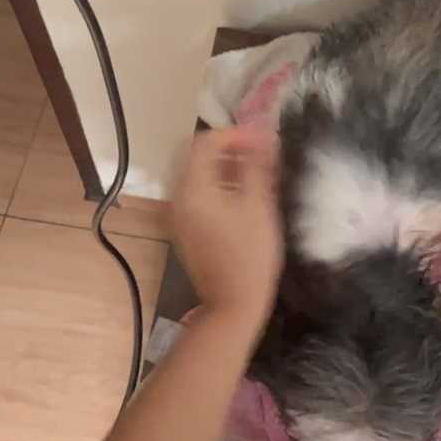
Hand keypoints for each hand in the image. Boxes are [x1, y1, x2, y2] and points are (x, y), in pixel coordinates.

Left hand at [171, 126, 282, 328]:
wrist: (233, 306)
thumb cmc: (250, 256)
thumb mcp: (259, 205)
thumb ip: (257, 164)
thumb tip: (262, 135)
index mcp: (192, 188)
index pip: (206, 141)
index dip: (235, 134)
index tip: (262, 140)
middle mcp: (177, 196)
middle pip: (195, 152)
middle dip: (227, 146)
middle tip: (256, 152)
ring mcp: (177, 212)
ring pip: (195, 170)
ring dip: (222, 163)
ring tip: (254, 170)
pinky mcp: (183, 224)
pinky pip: (195, 189)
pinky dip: (216, 181)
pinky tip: (241, 191)